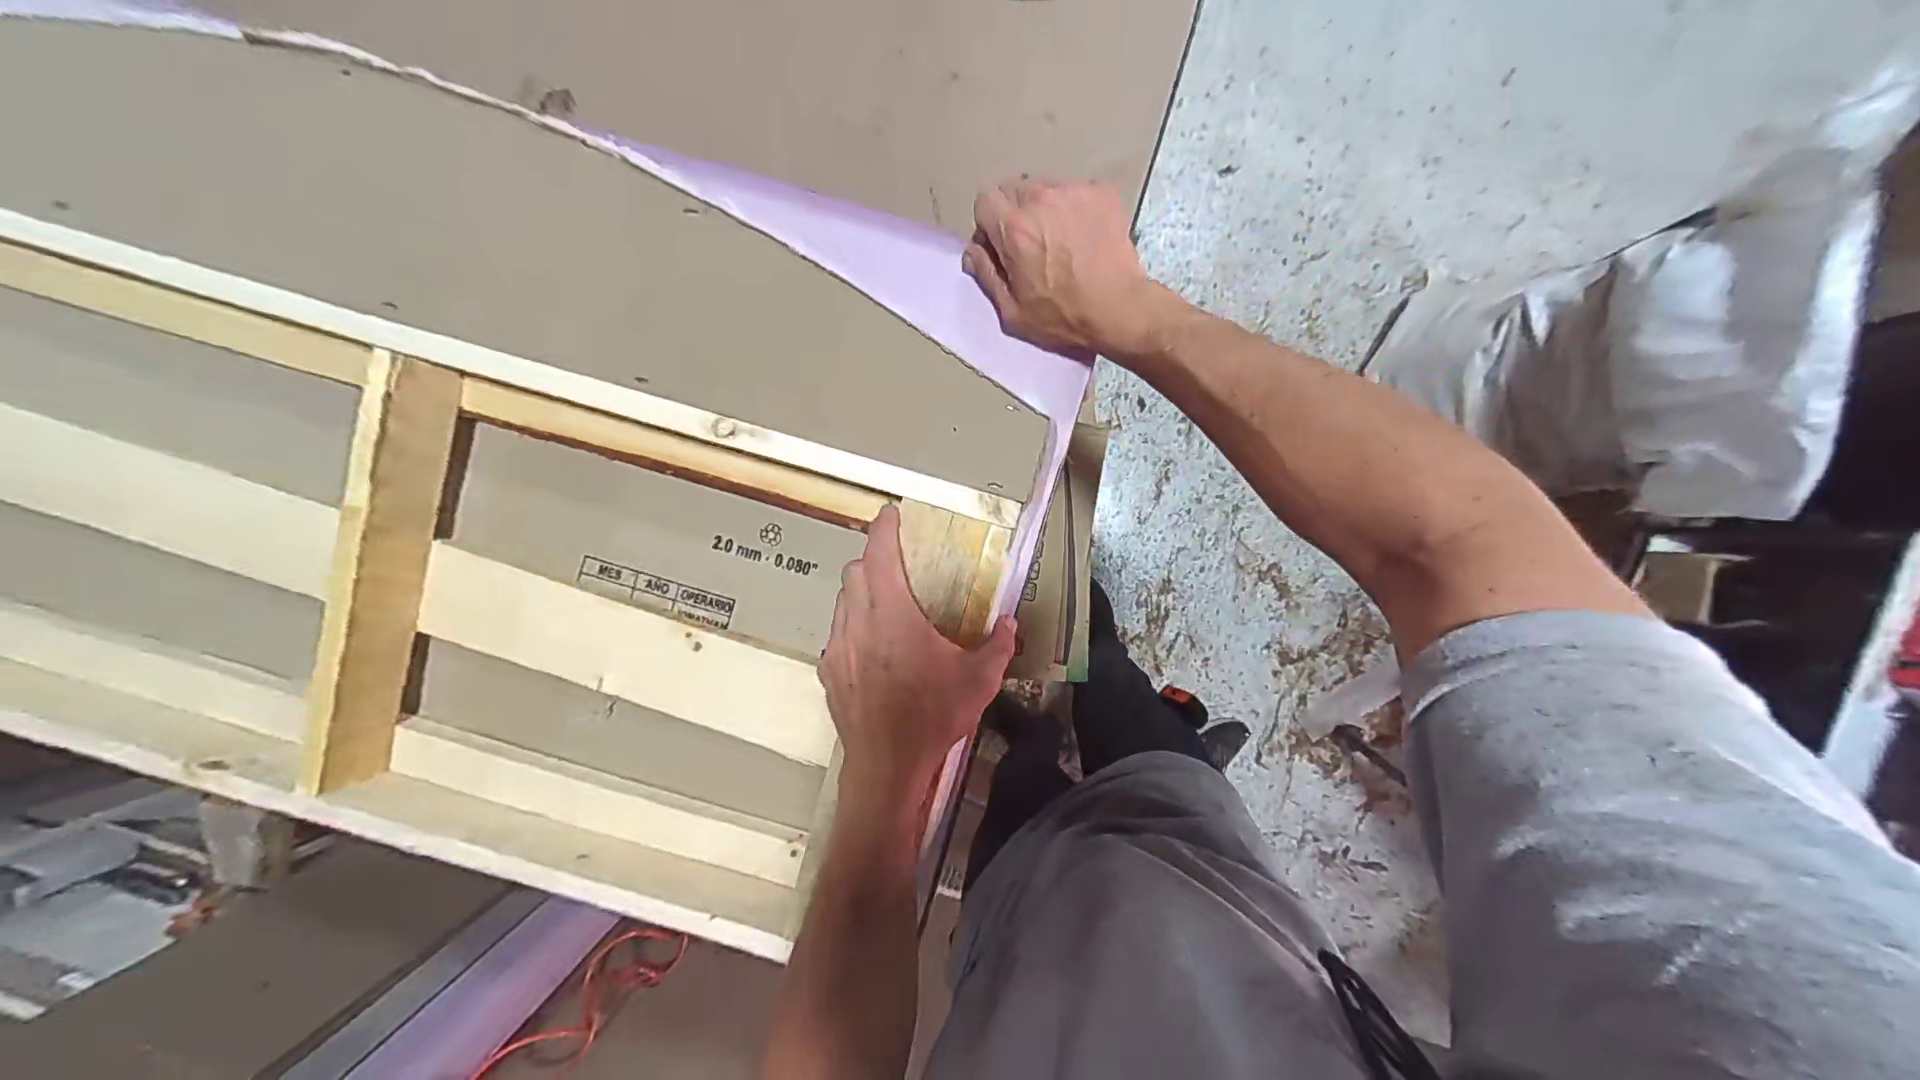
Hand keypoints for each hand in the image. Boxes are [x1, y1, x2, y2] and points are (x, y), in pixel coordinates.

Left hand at [820, 505, 1015, 798]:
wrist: (888, 766)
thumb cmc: (932, 717)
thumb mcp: (978, 680)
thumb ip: (998, 645)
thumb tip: (1010, 623)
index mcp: (893, 615)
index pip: (880, 555)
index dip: (884, 529)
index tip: (891, 514)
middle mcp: (858, 624)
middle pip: (854, 573)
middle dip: (873, 559)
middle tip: (897, 564)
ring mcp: (838, 650)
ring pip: (842, 603)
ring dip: (861, 593)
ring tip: (887, 605)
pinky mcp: (829, 674)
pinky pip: (837, 636)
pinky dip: (853, 627)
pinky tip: (874, 649)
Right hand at [963, 179, 1168, 355]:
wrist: (1118, 310)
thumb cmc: (1063, 317)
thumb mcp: (1012, 311)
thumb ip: (987, 276)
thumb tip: (973, 252)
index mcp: (1013, 228)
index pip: (985, 202)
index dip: (989, 226)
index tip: (1001, 247)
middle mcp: (1041, 199)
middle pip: (1014, 191)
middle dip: (1015, 215)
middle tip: (1030, 247)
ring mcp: (1074, 192)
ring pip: (1045, 189)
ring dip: (1045, 210)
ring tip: (1060, 243)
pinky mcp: (1101, 193)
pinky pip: (1075, 193)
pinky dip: (1074, 210)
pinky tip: (1083, 238)